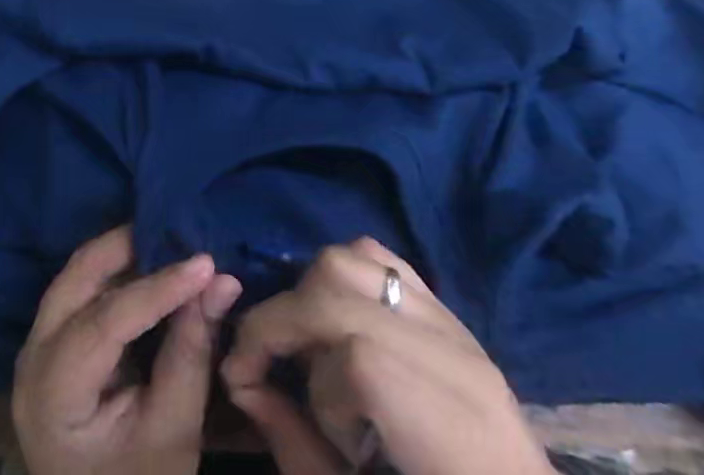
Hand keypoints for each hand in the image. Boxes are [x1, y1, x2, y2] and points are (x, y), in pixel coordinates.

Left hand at [13, 226, 243, 474]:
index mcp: (53, 394)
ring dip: (123, 253)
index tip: (205, 263)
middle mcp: (32, 358)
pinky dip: (118, 270)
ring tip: (173, 242)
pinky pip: (82, 289)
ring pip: (77, 275)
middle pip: (77, 279)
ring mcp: (37, 346)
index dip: (157, 287)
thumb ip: (193, 351)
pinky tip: (153, 264)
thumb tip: (224, 281)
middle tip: (181, 231)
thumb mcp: (174, 430)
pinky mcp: (53, 342)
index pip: (104, 321)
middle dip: (128, 247)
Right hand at [221, 238, 551, 474]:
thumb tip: (246, 385)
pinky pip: (386, 262)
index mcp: (450, 428)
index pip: (356, 356)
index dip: (291, 364)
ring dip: (312, 291)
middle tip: (260, 361)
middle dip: (285, 317)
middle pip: (346, 283)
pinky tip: (335, 319)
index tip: (246, 385)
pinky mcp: (448, 314)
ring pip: (360, 258)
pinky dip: (344, 276)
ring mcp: (455, 326)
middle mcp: (456, 356)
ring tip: (303, 342)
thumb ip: (294, 445)